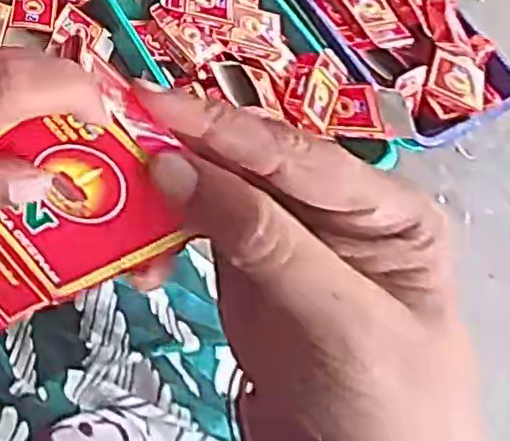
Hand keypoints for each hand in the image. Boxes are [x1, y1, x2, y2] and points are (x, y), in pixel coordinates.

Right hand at [143, 88, 481, 440]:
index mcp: (381, 204)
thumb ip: (262, 237)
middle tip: (122, 135)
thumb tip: (173, 165)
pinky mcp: (242, 252)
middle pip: (244, 157)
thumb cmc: (387, 411)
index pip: (291, 150)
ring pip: (211, 182)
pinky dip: (161, 229)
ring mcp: (282, 225)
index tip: (154, 101)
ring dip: (164, 192)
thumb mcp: (339, 322)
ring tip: (128, 204)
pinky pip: (192, 220)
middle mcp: (330, 202)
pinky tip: (146, 255)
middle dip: (182, 150)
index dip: (218, 123)